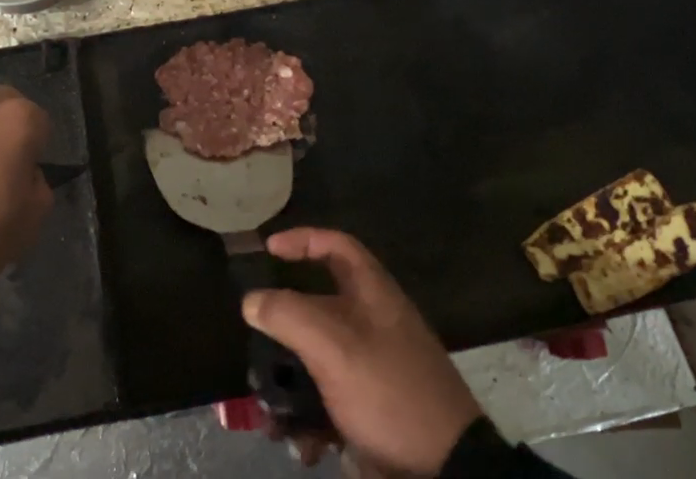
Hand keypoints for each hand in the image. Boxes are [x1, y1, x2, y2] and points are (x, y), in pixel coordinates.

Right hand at [242, 229, 482, 475]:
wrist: (444, 467)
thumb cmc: (389, 390)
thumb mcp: (334, 346)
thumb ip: (288, 314)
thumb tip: (251, 300)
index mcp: (373, 295)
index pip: (336, 246)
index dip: (302, 239)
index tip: (266, 249)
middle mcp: (373, 324)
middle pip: (317, 306)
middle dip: (281, 327)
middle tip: (254, 340)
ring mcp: (373, 367)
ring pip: (316, 359)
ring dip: (288, 383)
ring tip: (268, 408)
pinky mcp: (371, 407)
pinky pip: (328, 401)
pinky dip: (308, 420)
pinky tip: (298, 442)